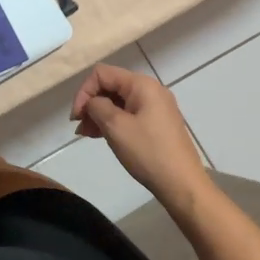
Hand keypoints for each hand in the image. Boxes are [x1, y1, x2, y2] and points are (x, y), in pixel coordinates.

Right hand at [70, 63, 212, 213]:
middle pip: (110, 86)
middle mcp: (151, 90)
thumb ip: (96, 106)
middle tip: (80, 127)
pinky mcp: (158, 123)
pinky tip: (102, 136)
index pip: (102, 74)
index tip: (76, 117)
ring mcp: (157, 107)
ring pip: (118, 102)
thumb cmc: (147, 152)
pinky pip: (129, 114)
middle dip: (91, 103)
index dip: (84, 91)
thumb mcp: (115, 126)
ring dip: (99, 114)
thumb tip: (92, 103)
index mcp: (142, 85)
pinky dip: (113, 122)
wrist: (183, 185)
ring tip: (87, 134)